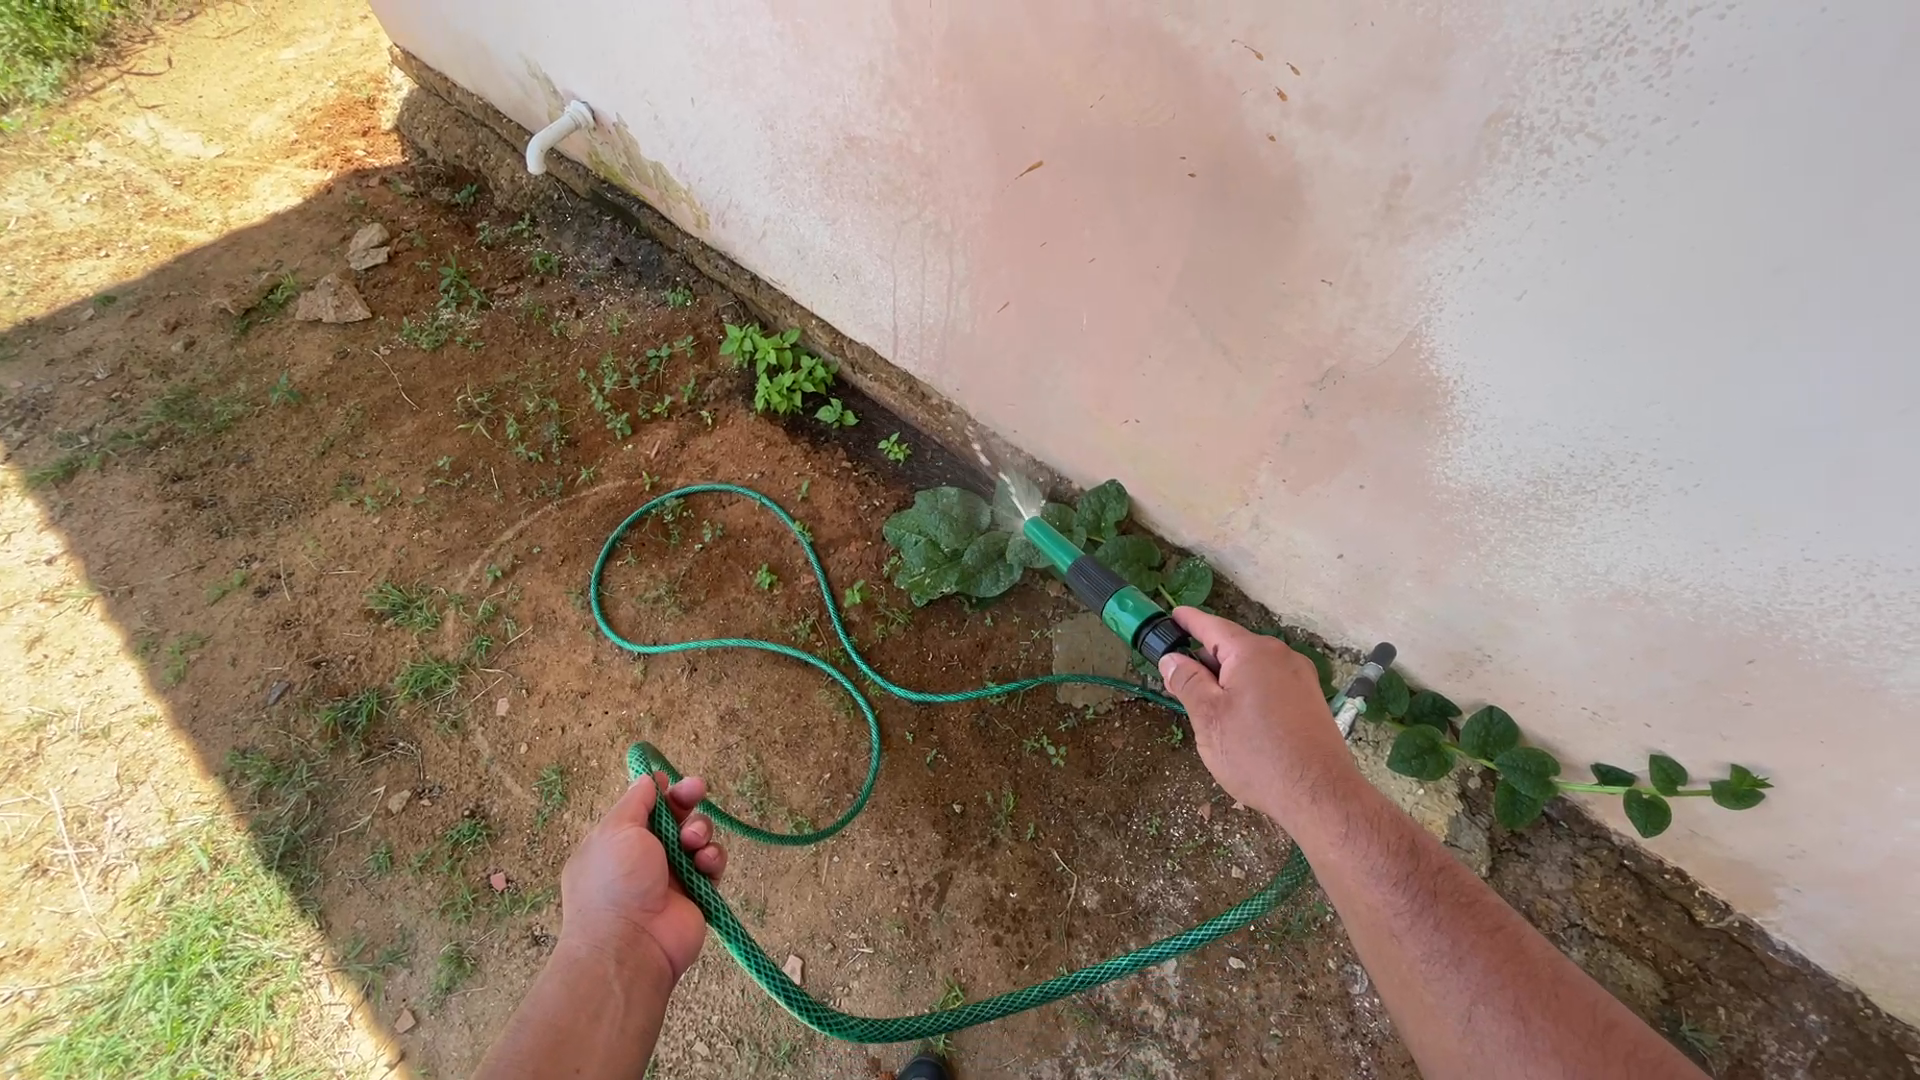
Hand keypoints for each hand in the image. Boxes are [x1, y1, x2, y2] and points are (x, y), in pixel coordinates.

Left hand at [559, 772, 727, 983]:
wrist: (631, 946)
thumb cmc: (616, 882)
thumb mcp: (616, 831)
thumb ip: (636, 801)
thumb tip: (648, 779)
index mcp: (617, 843)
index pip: (644, 808)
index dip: (661, 792)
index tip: (671, 782)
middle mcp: (644, 858)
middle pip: (675, 818)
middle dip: (687, 801)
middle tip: (697, 790)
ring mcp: (671, 877)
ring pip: (697, 838)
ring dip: (699, 831)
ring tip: (693, 842)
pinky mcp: (697, 893)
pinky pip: (711, 864)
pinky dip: (711, 859)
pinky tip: (704, 863)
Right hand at [1157, 608, 1358, 822]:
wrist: (1320, 795)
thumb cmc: (1257, 754)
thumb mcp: (1208, 717)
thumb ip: (1187, 681)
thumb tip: (1172, 659)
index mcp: (1252, 653)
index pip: (1213, 626)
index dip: (1189, 621)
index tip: (1173, 615)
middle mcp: (1280, 656)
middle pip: (1233, 648)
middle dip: (1204, 659)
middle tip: (1177, 676)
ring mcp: (1300, 678)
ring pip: (1252, 668)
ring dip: (1225, 678)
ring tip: (1204, 702)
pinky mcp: (1310, 701)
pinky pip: (1269, 683)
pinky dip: (1247, 689)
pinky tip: (1237, 716)